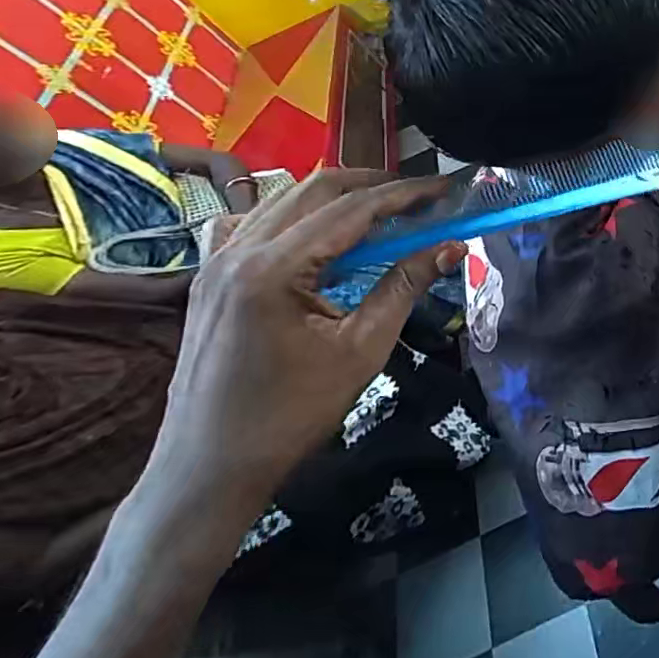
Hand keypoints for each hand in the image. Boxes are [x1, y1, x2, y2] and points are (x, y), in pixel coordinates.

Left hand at [159, 169, 463, 496]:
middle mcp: (239, 249)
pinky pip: (256, 221)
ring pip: (286, 199)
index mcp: (273, 268)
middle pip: (317, 189)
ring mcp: (217, 258)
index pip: (353, 209)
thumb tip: (451, 248)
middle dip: (374, 185)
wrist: (207, 472)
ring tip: (383, 210)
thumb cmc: (289, 418)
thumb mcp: (360, 352)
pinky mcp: (209, 274)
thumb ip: (404, 287)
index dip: (405, 194)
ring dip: (338, 196)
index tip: (443, 188)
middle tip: (419, 196)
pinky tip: (317, 233)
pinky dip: (297, 214)